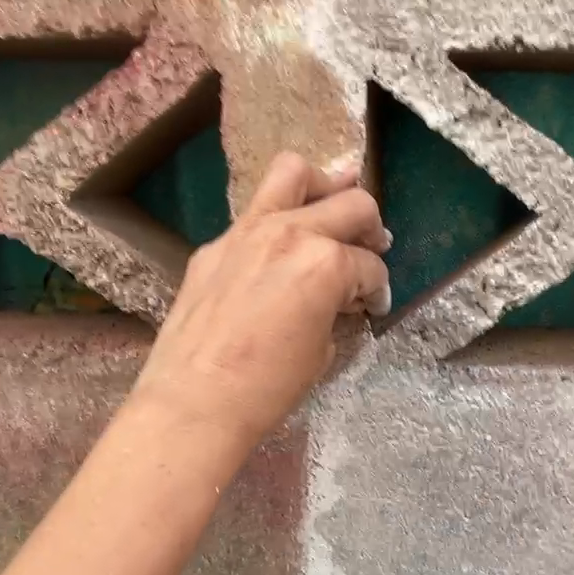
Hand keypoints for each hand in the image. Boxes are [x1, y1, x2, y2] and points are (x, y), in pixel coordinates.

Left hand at [128, 152, 391, 451]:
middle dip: (370, 228)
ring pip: (294, 173)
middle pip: (351, 205)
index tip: (373, 305)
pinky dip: (277, 223)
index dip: (378, 288)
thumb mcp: (323, 349)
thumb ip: (336, 307)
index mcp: (326, 263)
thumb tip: (341, 296)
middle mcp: (291, 233)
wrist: (195, 401)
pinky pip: (254, 214)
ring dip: (323, 186)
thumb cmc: (269, 388)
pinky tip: (280, 250)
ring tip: (331, 205)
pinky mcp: (215, 244)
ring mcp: (247, 231)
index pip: (369, 265)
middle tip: (371, 248)